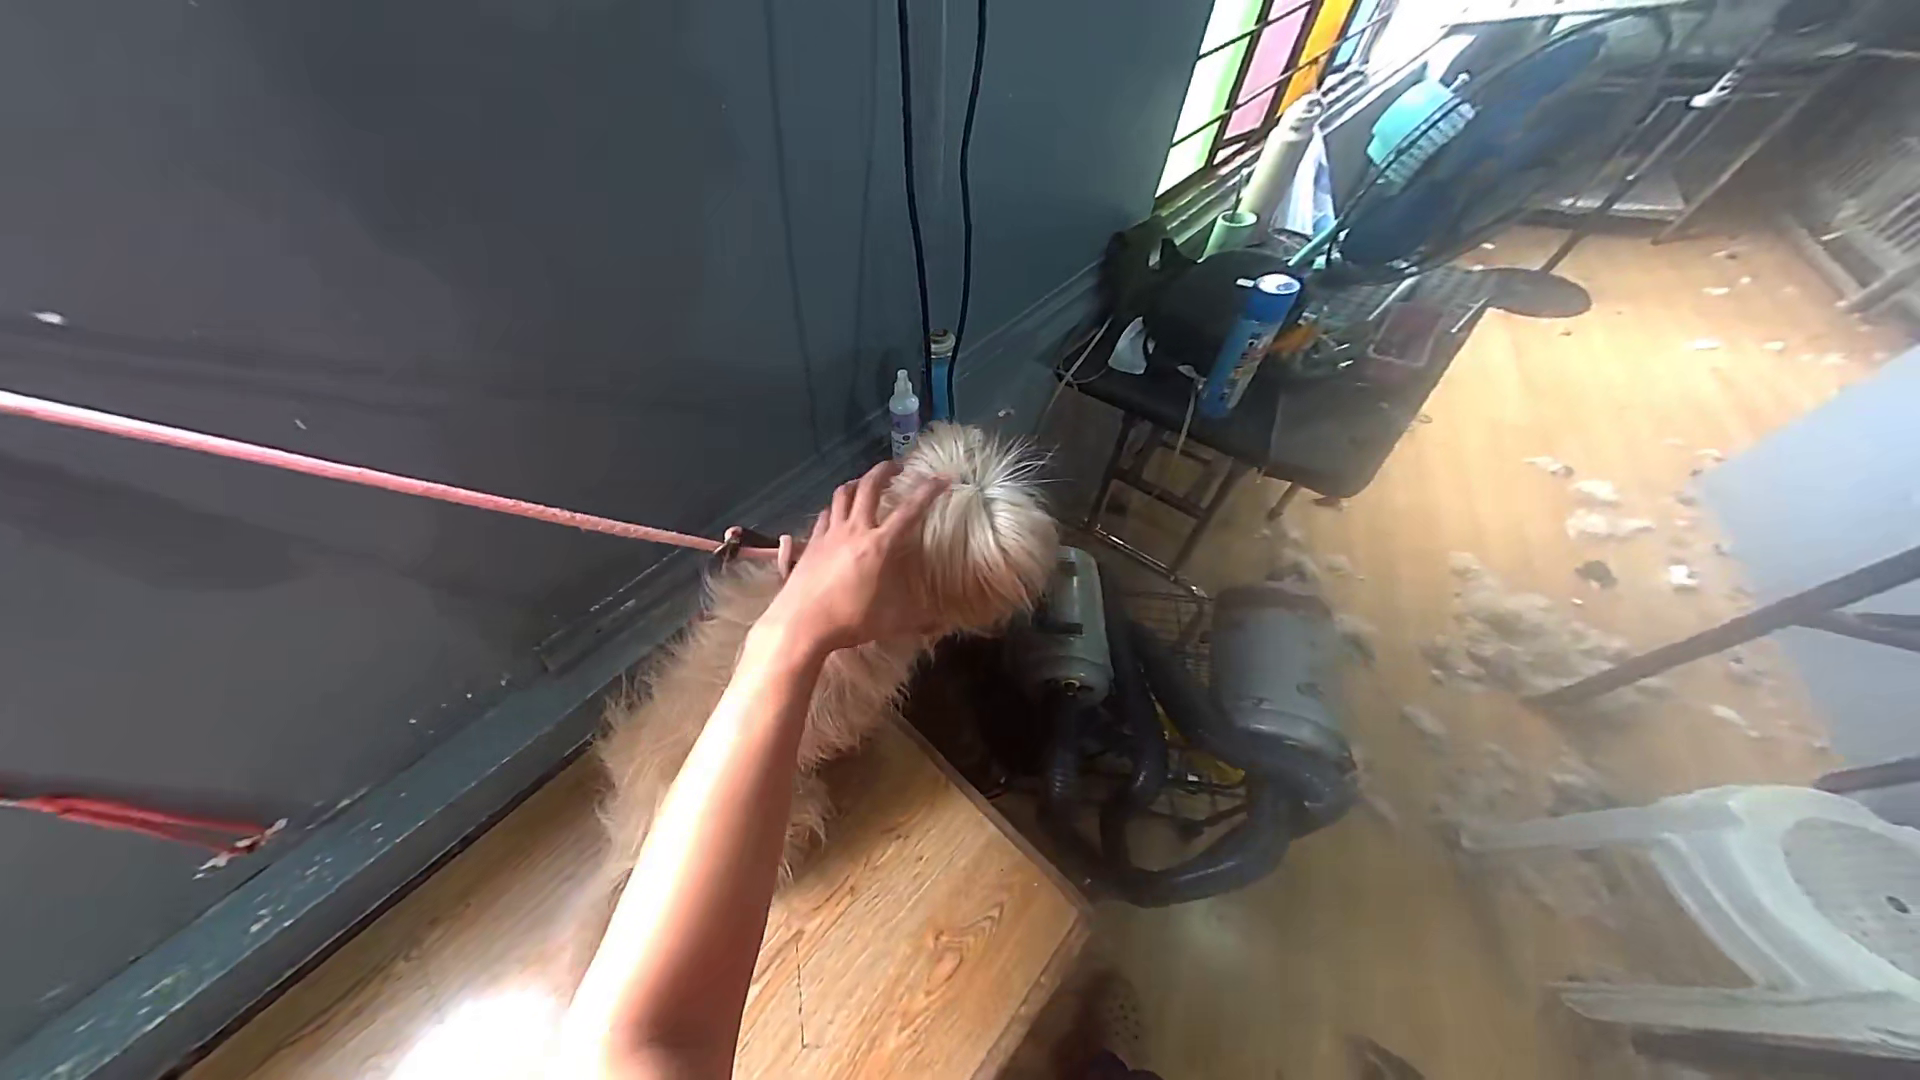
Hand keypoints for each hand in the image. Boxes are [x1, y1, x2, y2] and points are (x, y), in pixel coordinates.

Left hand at [755, 460, 947, 656]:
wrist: (798, 625)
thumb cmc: (848, 622)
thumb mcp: (889, 623)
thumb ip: (916, 619)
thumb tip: (939, 624)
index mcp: (879, 546)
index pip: (910, 511)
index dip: (928, 491)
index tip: (942, 478)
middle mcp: (855, 531)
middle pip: (869, 487)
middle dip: (885, 471)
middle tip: (897, 466)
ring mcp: (829, 534)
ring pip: (843, 494)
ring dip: (857, 483)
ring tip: (865, 483)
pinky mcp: (810, 544)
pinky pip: (825, 515)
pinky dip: (835, 508)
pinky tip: (836, 513)